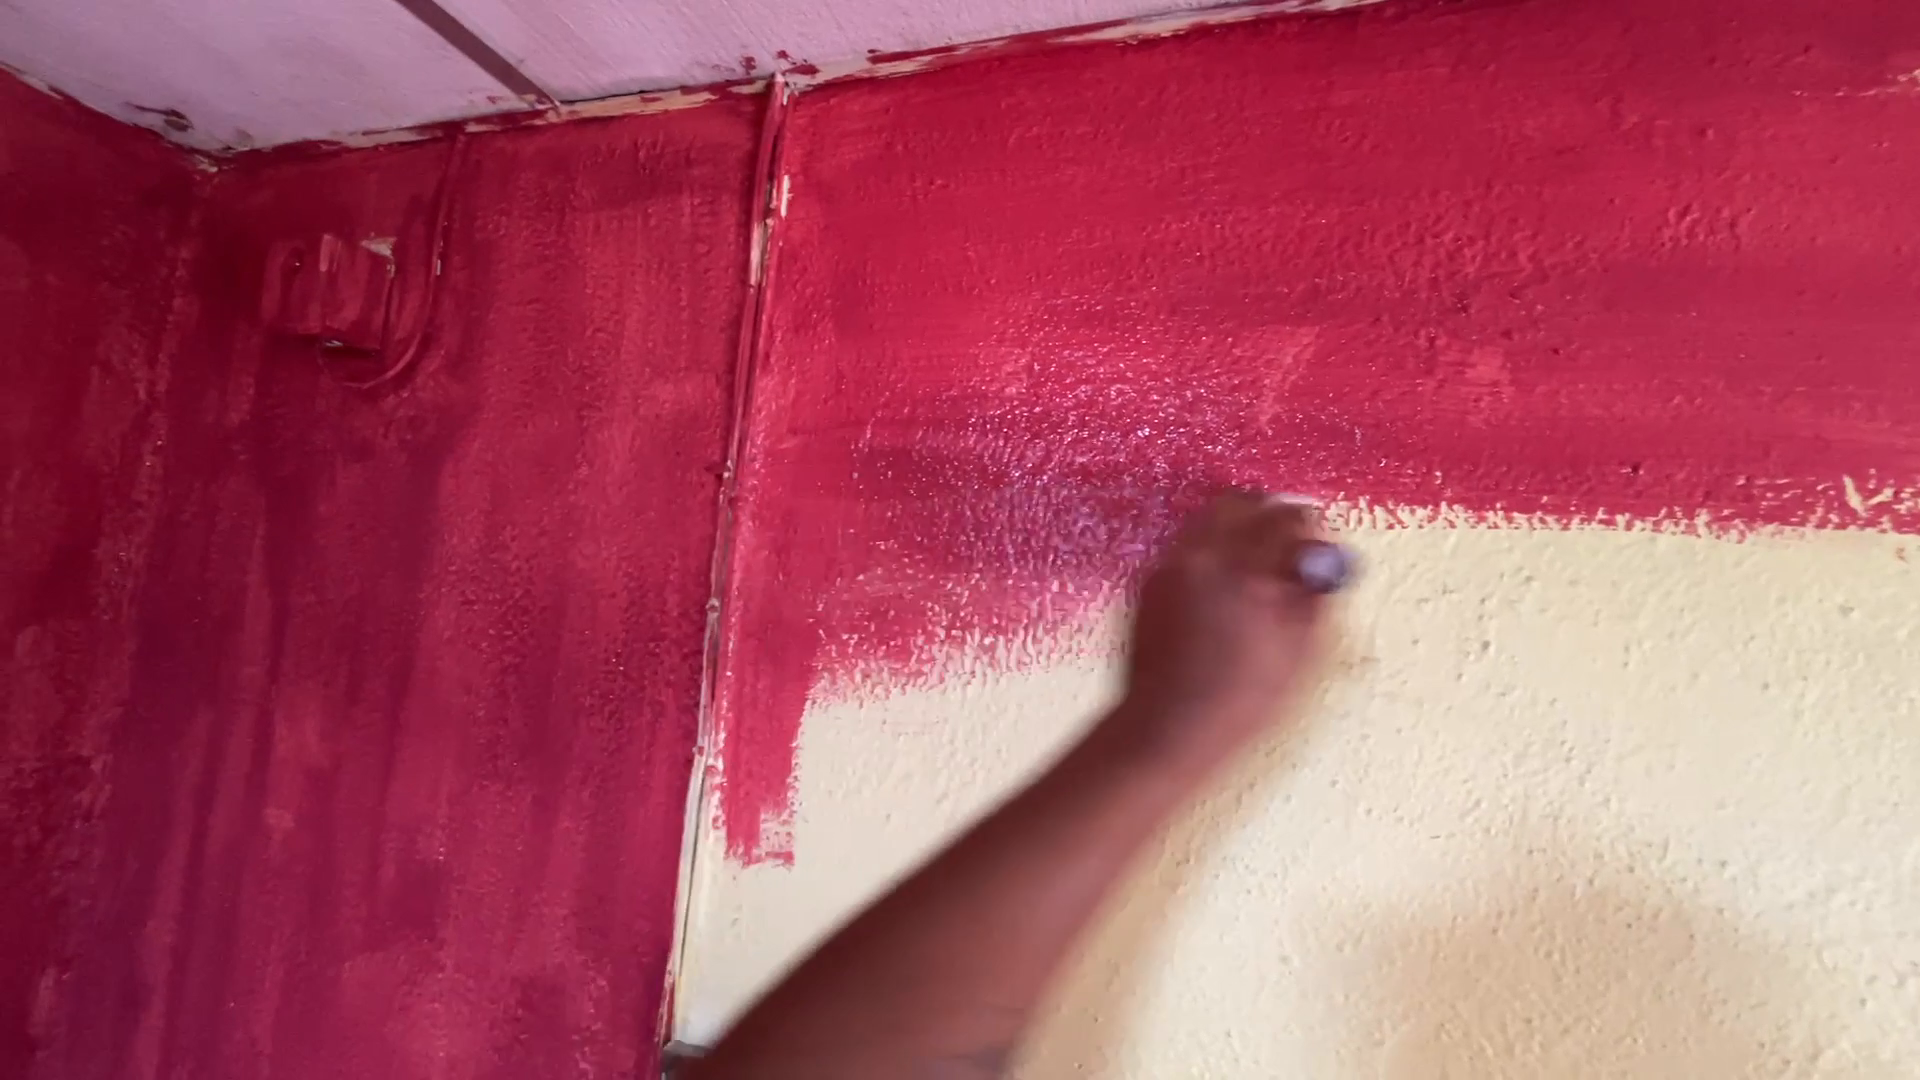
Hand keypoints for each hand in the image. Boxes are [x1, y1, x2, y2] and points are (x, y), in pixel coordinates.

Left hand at [1109, 493, 1334, 770]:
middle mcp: (1204, 560)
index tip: (1314, 533)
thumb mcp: (1300, 654)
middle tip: (1279, 533)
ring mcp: (1169, 567)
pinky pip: (1182, 548)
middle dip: (1264, 511)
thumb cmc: (1239, 700)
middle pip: (1239, 502)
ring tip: (1247, 564)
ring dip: (1231, 527)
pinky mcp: (1146, 580)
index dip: (1308, 521)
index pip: (1287, 516)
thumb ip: (1314, 595)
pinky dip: (1203, 552)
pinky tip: (1214, 589)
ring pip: (1206, 520)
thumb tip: (1325, 556)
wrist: (1167, 723)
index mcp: (1249, 575)